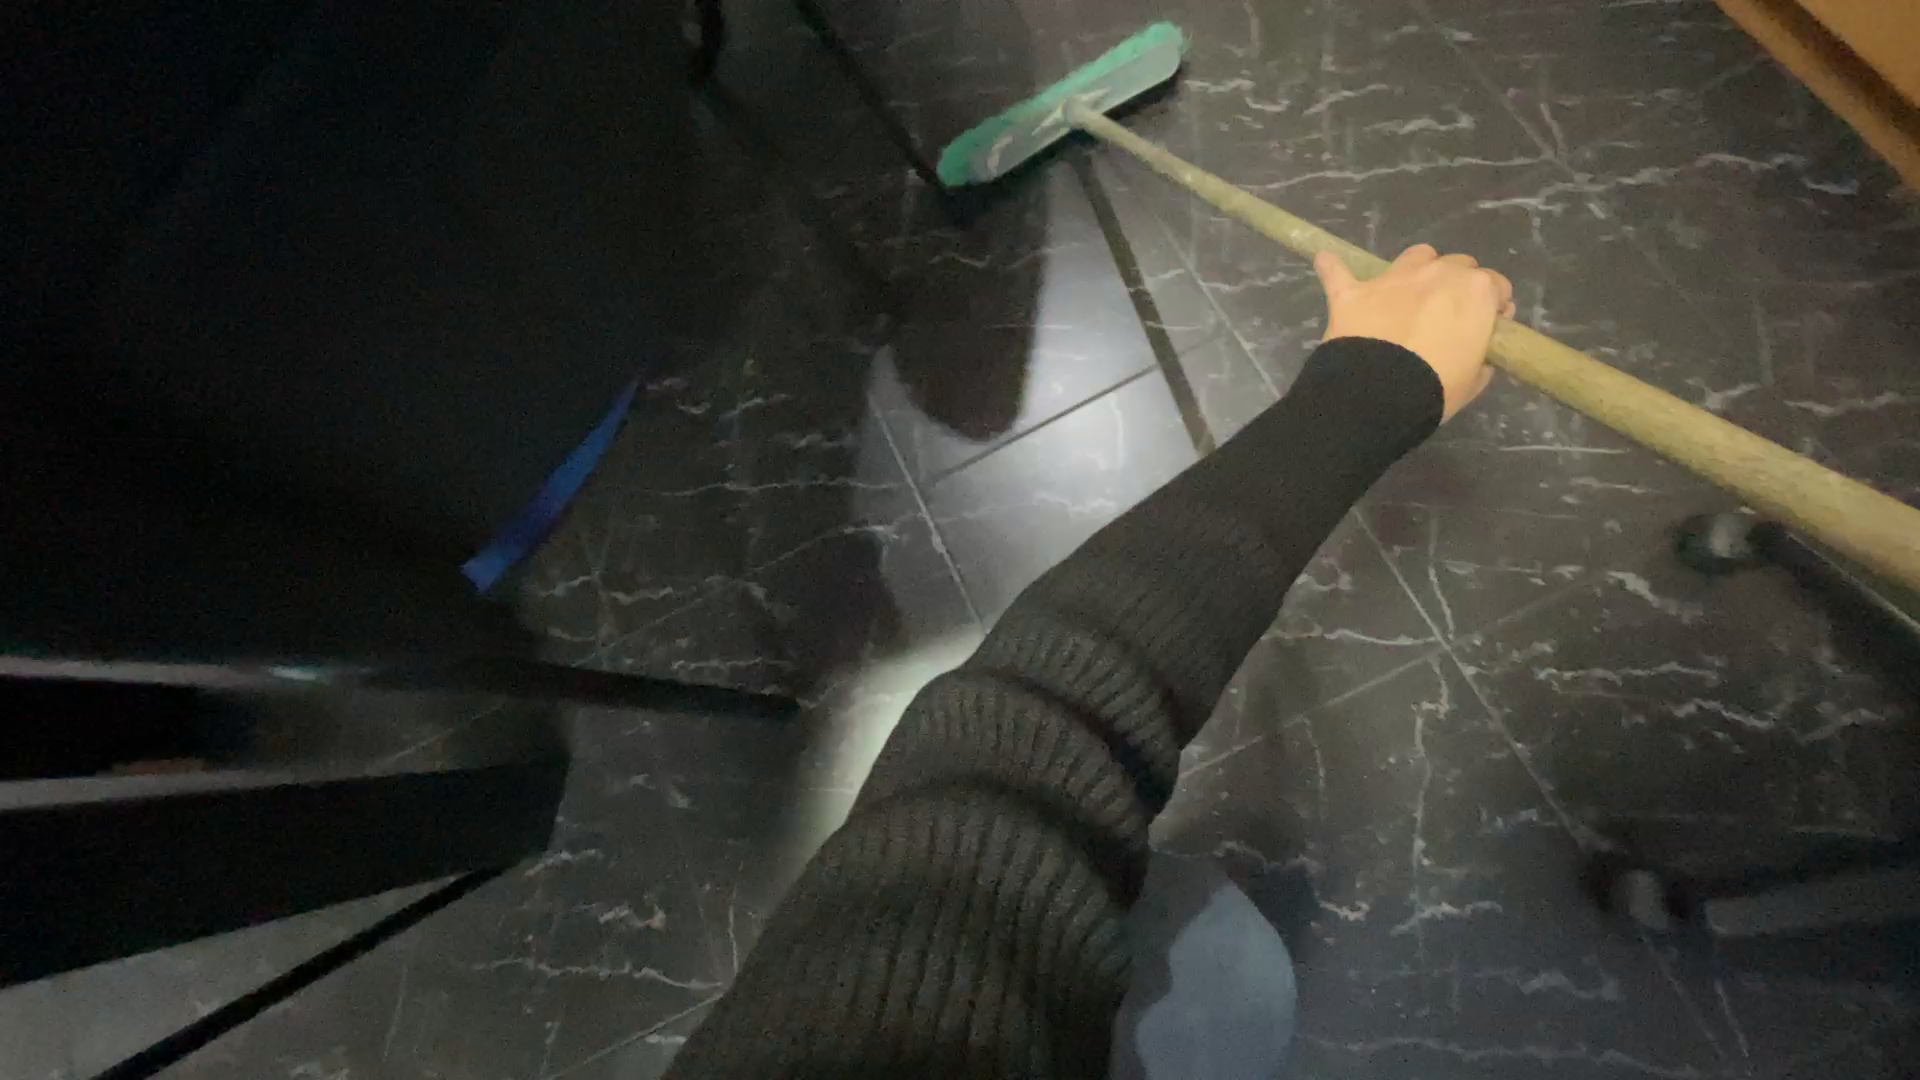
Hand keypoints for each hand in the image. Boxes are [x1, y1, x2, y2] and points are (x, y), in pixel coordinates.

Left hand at [1314, 244, 1514, 420]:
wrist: (1378, 394)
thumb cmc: (1435, 387)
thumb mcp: (1474, 377)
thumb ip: (1480, 354)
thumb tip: (1476, 348)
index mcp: (1476, 290)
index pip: (1494, 285)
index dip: (1490, 304)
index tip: (1484, 322)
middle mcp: (1437, 273)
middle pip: (1455, 266)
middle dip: (1454, 285)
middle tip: (1444, 314)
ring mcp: (1392, 280)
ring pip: (1414, 257)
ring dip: (1416, 268)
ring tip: (1408, 291)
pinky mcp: (1352, 294)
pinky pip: (1337, 272)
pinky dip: (1332, 267)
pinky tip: (1325, 260)